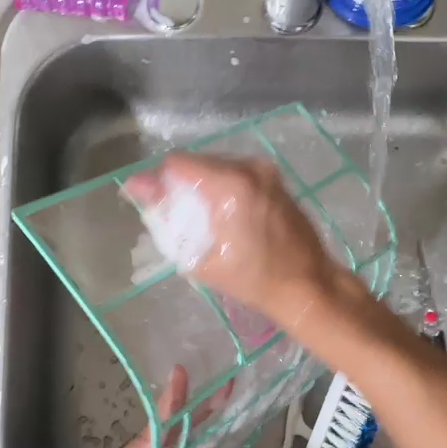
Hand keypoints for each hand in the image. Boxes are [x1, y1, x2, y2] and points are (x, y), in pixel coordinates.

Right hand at [123, 152, 341, 322]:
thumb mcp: (202, 256)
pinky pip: (236, 173)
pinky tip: (219, 214)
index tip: (150, 202)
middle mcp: (250, 167)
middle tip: (169, 213)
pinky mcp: (275, 179)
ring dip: (200, 186)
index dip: (158, 181)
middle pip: (197, 162)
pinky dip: (220, 188)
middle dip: (179, 184)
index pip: (178, 163)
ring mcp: (266, 171)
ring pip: (216, 166)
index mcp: (231, 184)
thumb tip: (138, 190)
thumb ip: (167, 219)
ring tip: (194, 217)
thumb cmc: (254, 279)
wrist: (308, 285)